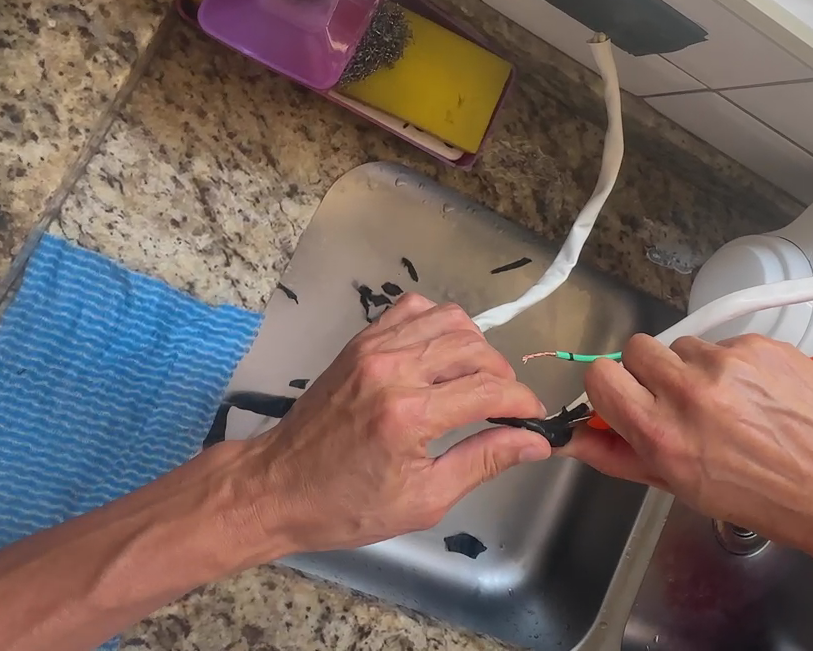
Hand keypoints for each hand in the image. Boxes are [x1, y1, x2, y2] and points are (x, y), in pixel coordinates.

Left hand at [237, 293, 551, 553]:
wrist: (279, 484)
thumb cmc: (348, 505)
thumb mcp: (424, 499)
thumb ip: (483, 461)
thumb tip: (533, 442)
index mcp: (410, 416)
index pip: (489, 389)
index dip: (522, 401)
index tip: (533, 417)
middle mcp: (394, 370)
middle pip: (474, 347)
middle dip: (502, 374)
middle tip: (504, 404)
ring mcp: (375, 347)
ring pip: (449, 318)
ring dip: (475, 346)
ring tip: (476, 378)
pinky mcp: (362, 339)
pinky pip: (414, 309)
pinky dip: (438, 323)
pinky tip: (440, 354)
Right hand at [563, 334, 812, 546]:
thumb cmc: (760, 498)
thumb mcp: (681, 488)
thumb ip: (619, 457)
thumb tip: (574, 437)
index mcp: (663, 433)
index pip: (600, 375)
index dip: (610, 385)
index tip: (627, 397)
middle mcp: (689, 392)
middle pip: (636, 348)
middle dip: (650, 372)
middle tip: (679, 399)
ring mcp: (727, 362)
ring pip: (682, 345)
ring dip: (694, 367)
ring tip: (728, 402)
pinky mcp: (759, 344)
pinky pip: (725, 342)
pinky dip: (734, 364)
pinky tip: (758, 394)